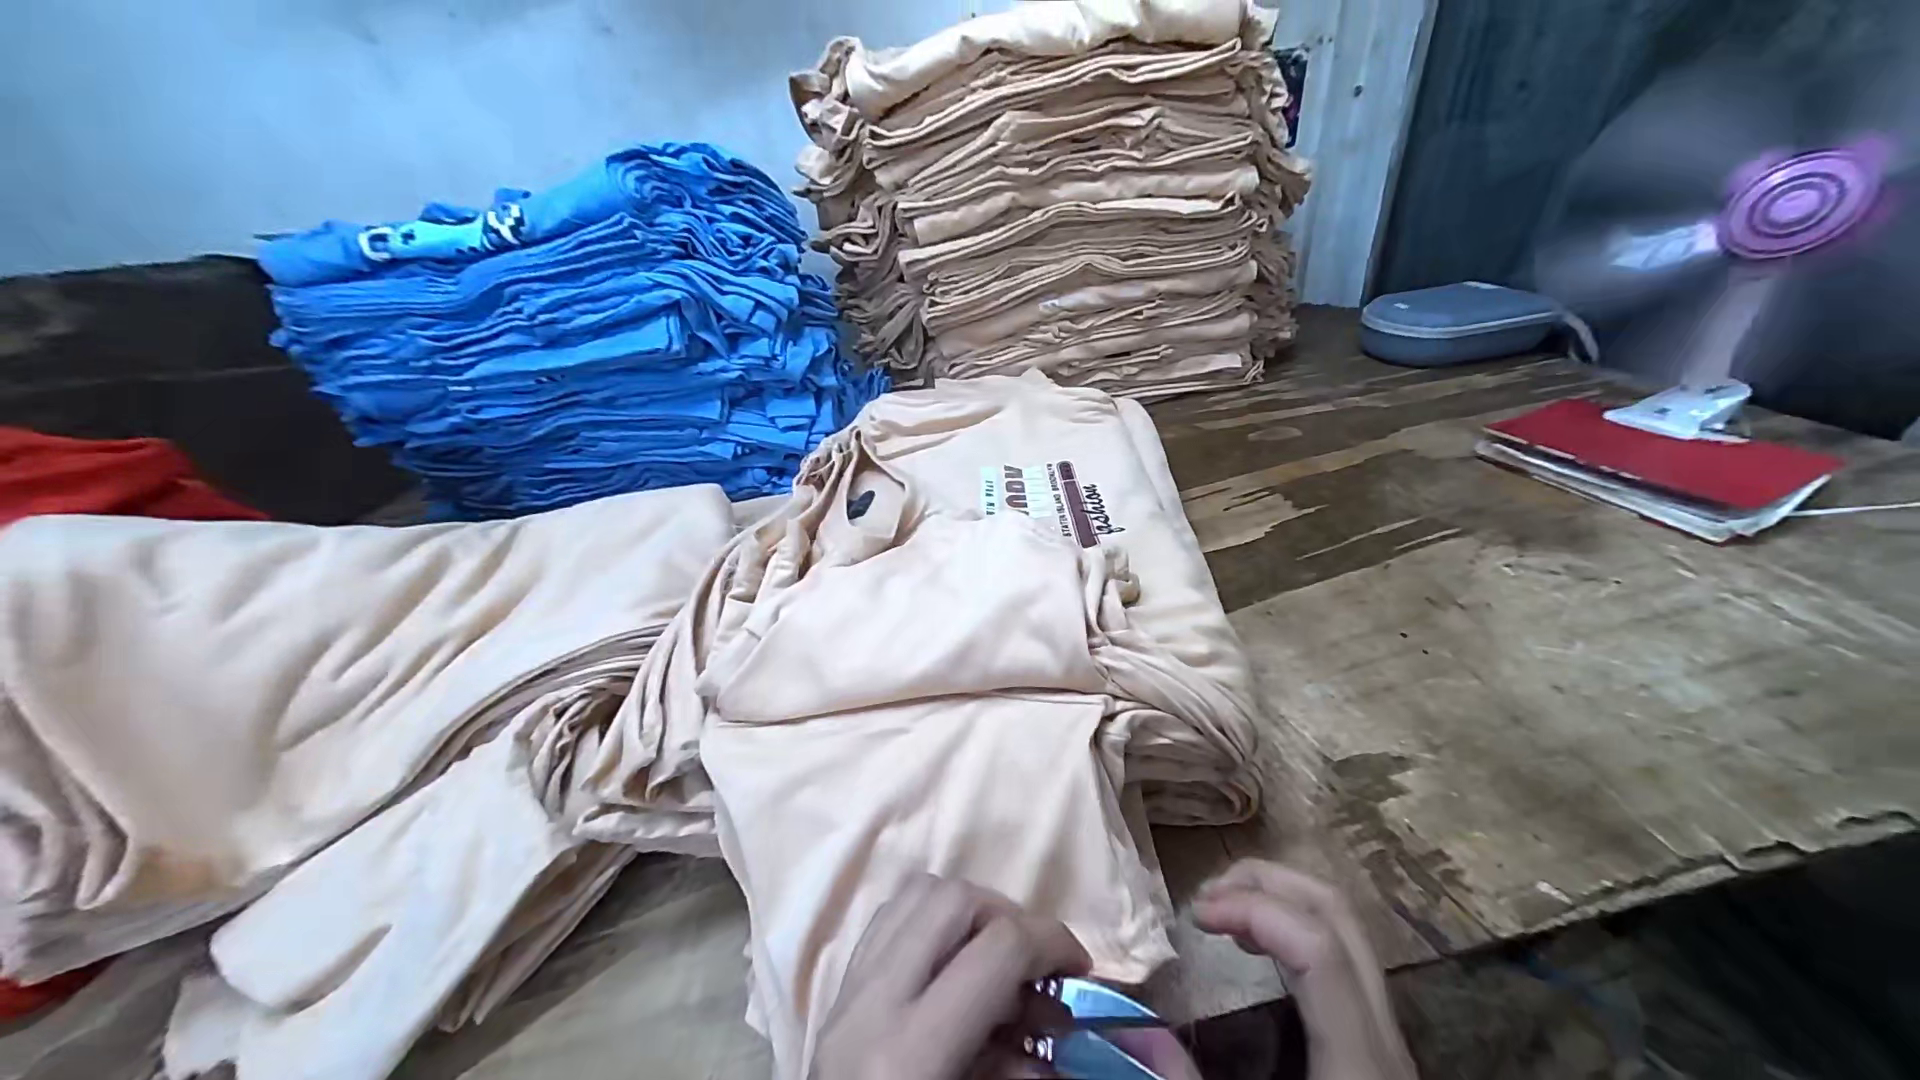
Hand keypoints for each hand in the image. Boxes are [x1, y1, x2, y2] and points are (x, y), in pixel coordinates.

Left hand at [813, 875, 1091, 1079]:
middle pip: (952, 899)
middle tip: (1034, 961)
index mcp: (911, 1052)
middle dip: (1007, 915)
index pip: (996, 949)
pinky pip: (888, 918)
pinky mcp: (837, 991)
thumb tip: (1059, 1025)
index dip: (1051, 942)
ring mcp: (847, 991)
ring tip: (994, 957)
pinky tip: (951, 963)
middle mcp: (872, 1003)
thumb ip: (1019, 1071)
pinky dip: (928, 920)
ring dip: (966, 910)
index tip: (1079, 966)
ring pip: (915, 894)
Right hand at [1193, 861, 1417, 1079]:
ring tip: (1219, 908)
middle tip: (1204, 896)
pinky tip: (1250, 944)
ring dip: (1275, 896)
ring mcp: (1384, 1035)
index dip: (1253, 909)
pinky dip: (1287, 924)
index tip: (1195, 914)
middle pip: (1336, 913)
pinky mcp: (1374, 1043)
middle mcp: (1383, 1036)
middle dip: (1264, 881)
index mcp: (1359, 1064)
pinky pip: (1335, 951)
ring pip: (1342, 924)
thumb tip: (1137, 1028)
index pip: (1317, 946)